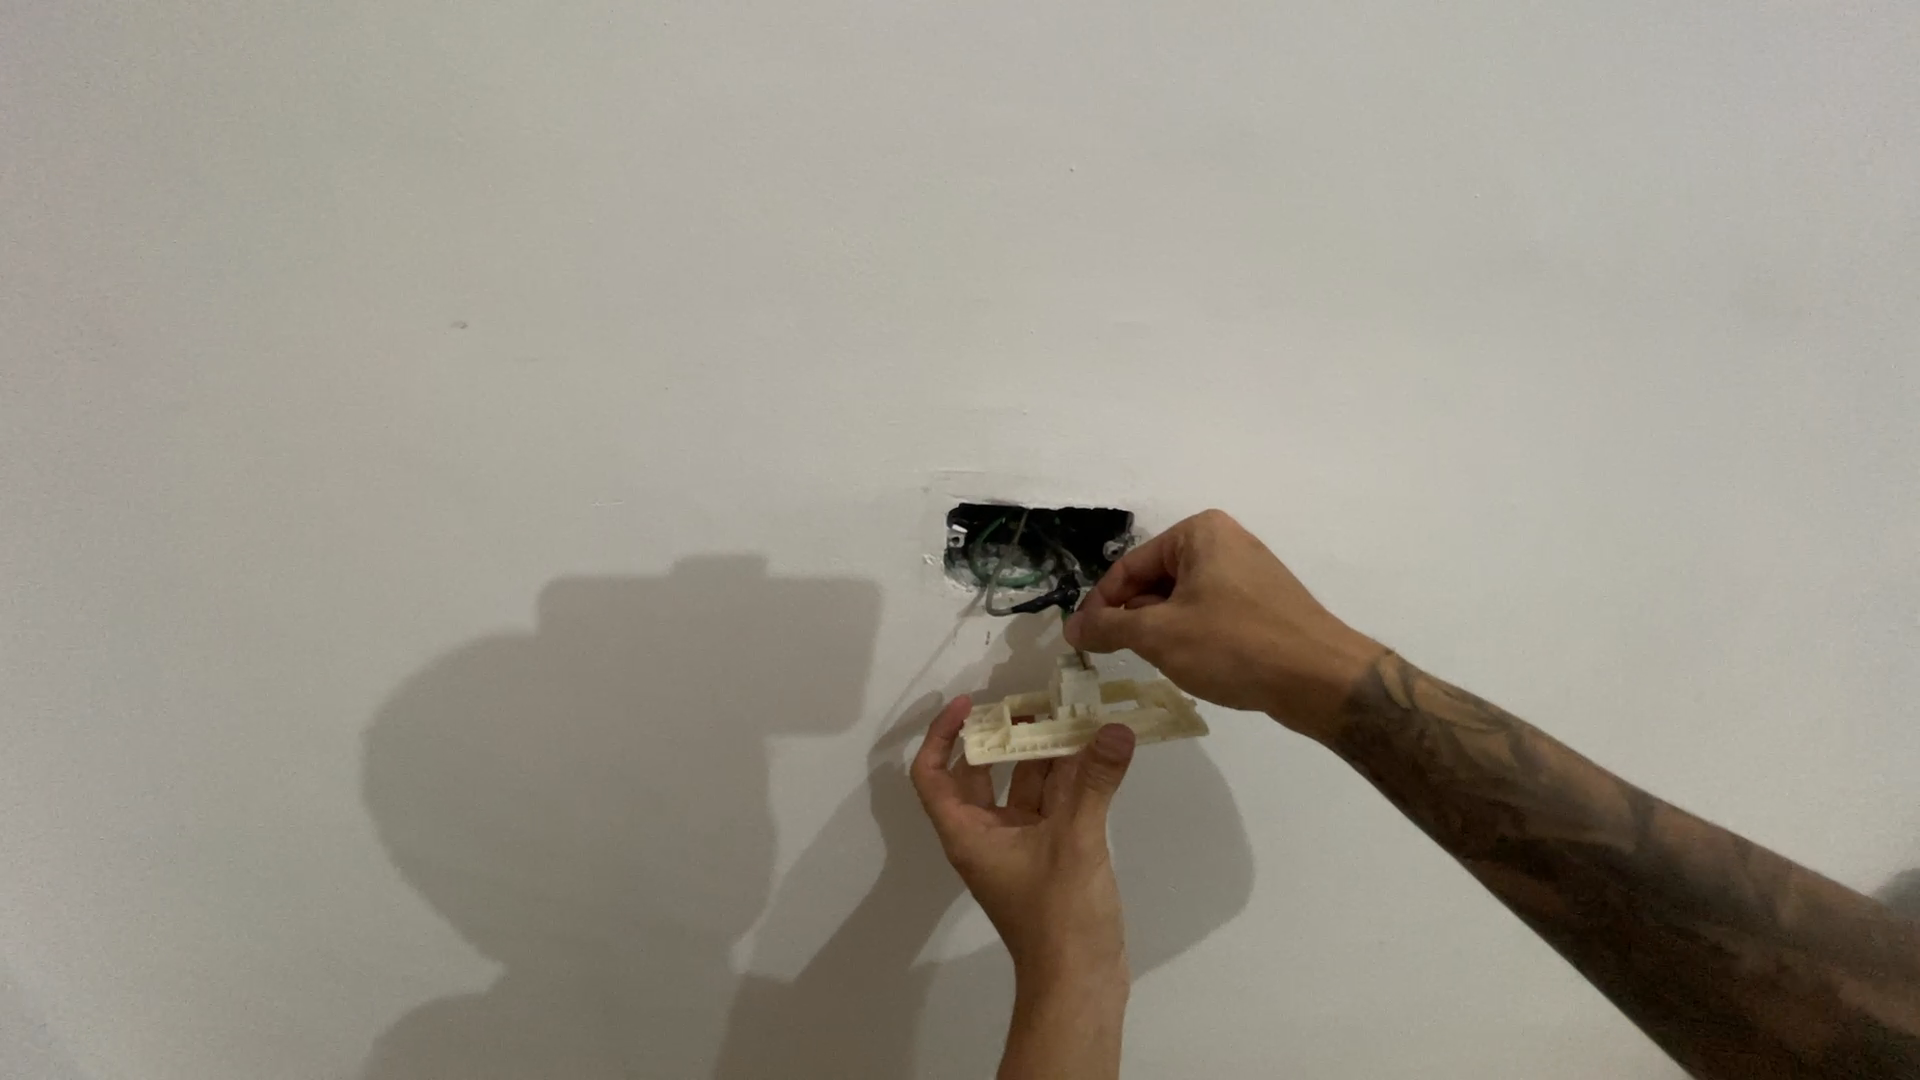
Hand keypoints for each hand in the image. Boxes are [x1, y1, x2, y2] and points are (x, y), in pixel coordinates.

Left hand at [910, 697, 1134, 985]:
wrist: (1080, 987)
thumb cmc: (1059, 916)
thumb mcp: (1075, 841)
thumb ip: (1094, 781)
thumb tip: (1114, 730)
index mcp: (968, 832)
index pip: (932, 774)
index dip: (942, 735)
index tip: (969, 705)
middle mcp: (986, 834)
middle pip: (981, 772)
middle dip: (1003, 737)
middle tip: (1030, 706)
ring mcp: (1018, 845)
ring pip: (1023, 785)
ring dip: (1043, 755)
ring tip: (1069, 717)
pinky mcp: (1049, 854)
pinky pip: (1051, 804)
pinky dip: (1068, 780)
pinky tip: (1093, 755)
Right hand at [1065, 509, 1384, 740]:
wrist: (1321, 680)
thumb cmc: (1234, 644)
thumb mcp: (1159, 635)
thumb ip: (1108, 628)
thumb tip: (1071, 629)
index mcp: (1199, 532)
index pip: (1129, 566)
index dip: (1101, 604)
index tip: (1082, 638)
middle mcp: (1224, 541)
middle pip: (1155, 580)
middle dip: (1134, 617)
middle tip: (1116, 654)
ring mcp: (1248, 571)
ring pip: (1181, 599)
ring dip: (1161, 629)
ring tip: (1157, 661)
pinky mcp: (1264, 602)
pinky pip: (1210, 611)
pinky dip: (1191, 634)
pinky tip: (1193, 663)